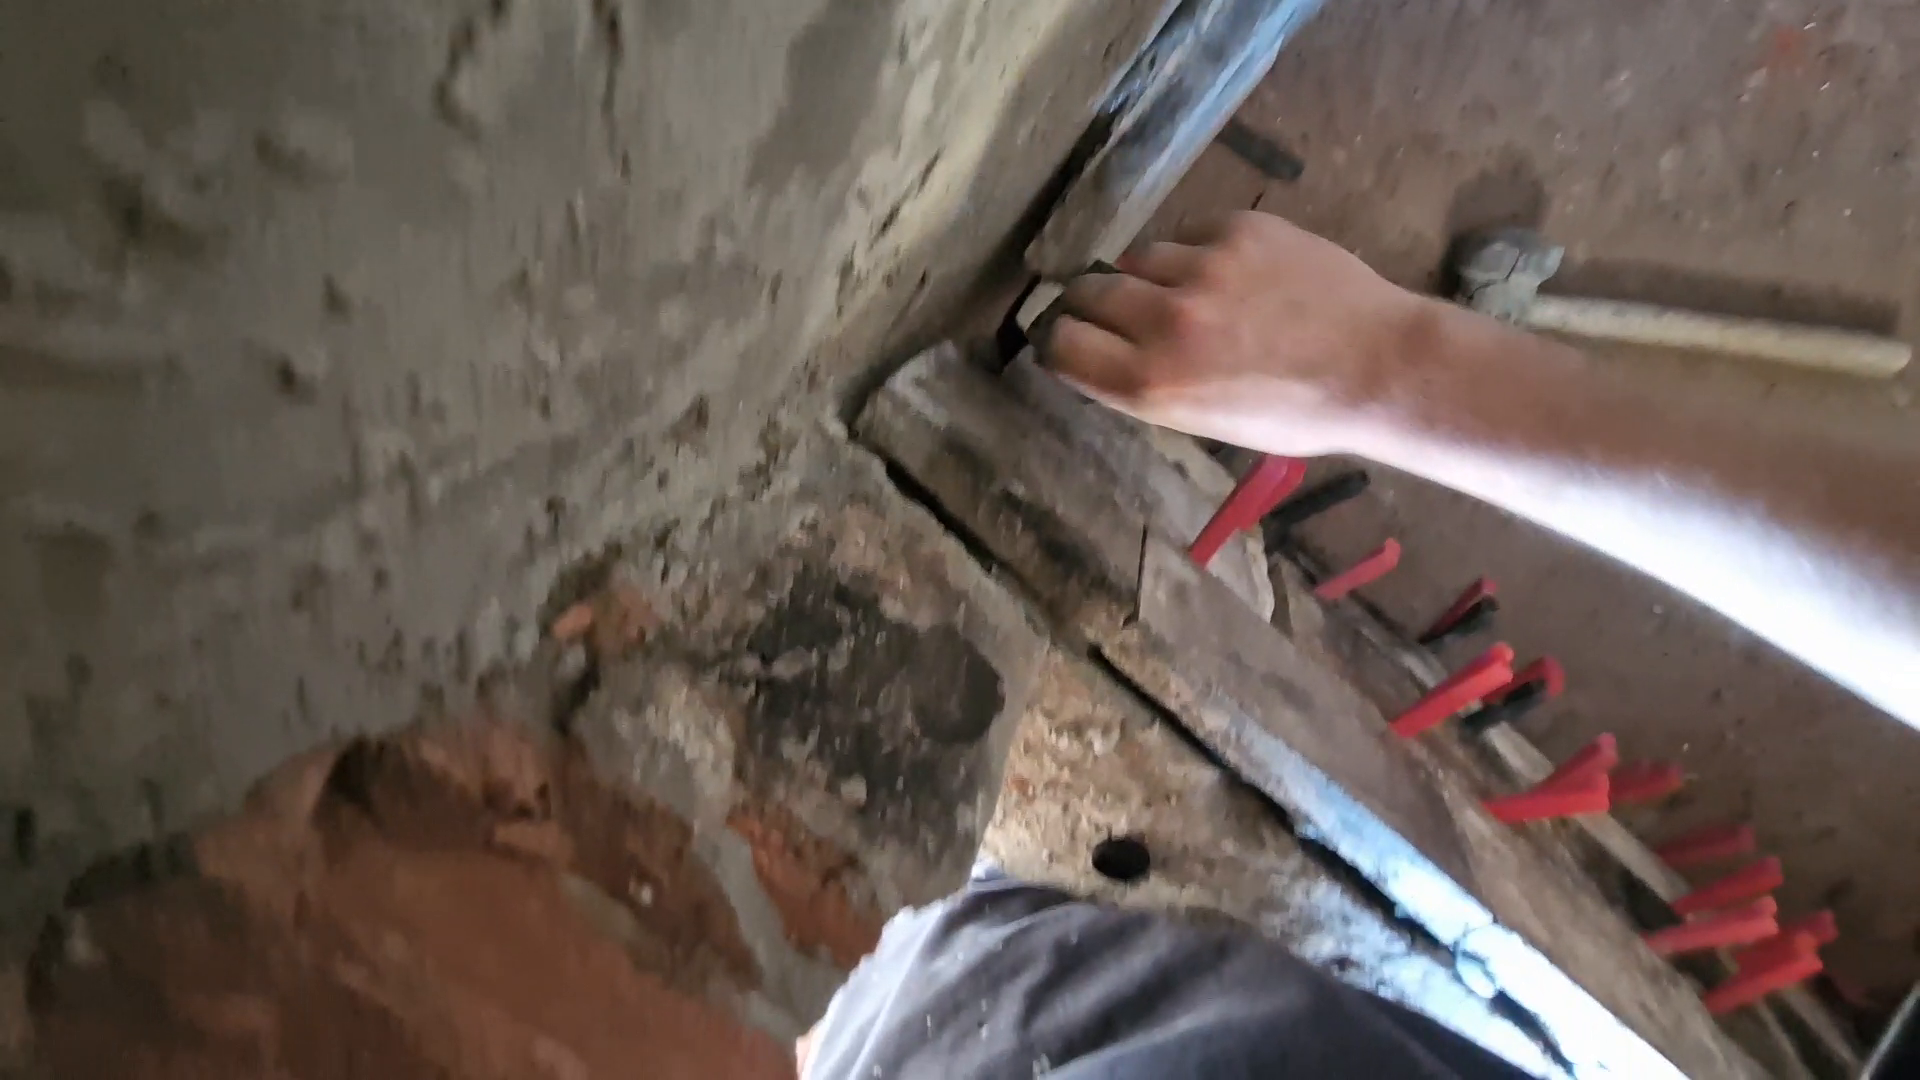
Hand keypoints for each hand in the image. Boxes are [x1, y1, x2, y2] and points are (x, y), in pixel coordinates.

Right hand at [1041, 211, 1423, 455]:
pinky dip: (1192, 254)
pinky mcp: (1237, 229)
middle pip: (1085, 292)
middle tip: (1109, 312)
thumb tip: (1099, 349)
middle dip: (1088, 304)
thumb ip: (1139, 384)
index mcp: (1149, 384)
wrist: (1375, 367)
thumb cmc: (1286, 414)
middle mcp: (1164, 322)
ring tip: (1180, 294)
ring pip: (1135, 258)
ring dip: (1144, 277)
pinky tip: (1222, 274)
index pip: (1061, 345)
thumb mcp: (1198, 421)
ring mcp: (1202, 269)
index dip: (1060, 341)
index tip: (1070, 341)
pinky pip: (1186, 234)